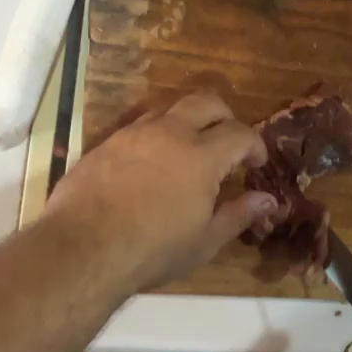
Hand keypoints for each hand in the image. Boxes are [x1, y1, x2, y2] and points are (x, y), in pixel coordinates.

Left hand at [46, 91, 278, 289]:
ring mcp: (134, 134)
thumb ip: (239, 214)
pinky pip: (139, 126)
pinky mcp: (107, 143)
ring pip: (170, 109)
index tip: (256, 163)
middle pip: (206, 102)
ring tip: (189, 150)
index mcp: (202, 156)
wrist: (84, 248)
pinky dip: (156, 135)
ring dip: (188, 122)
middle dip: (225, 116)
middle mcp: (170, 133)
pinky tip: (152, 163)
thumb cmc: (153, 250)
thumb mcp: (205, 241)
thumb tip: (268, 199)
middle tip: (228, 141)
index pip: (240, 133)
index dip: (255, 145)